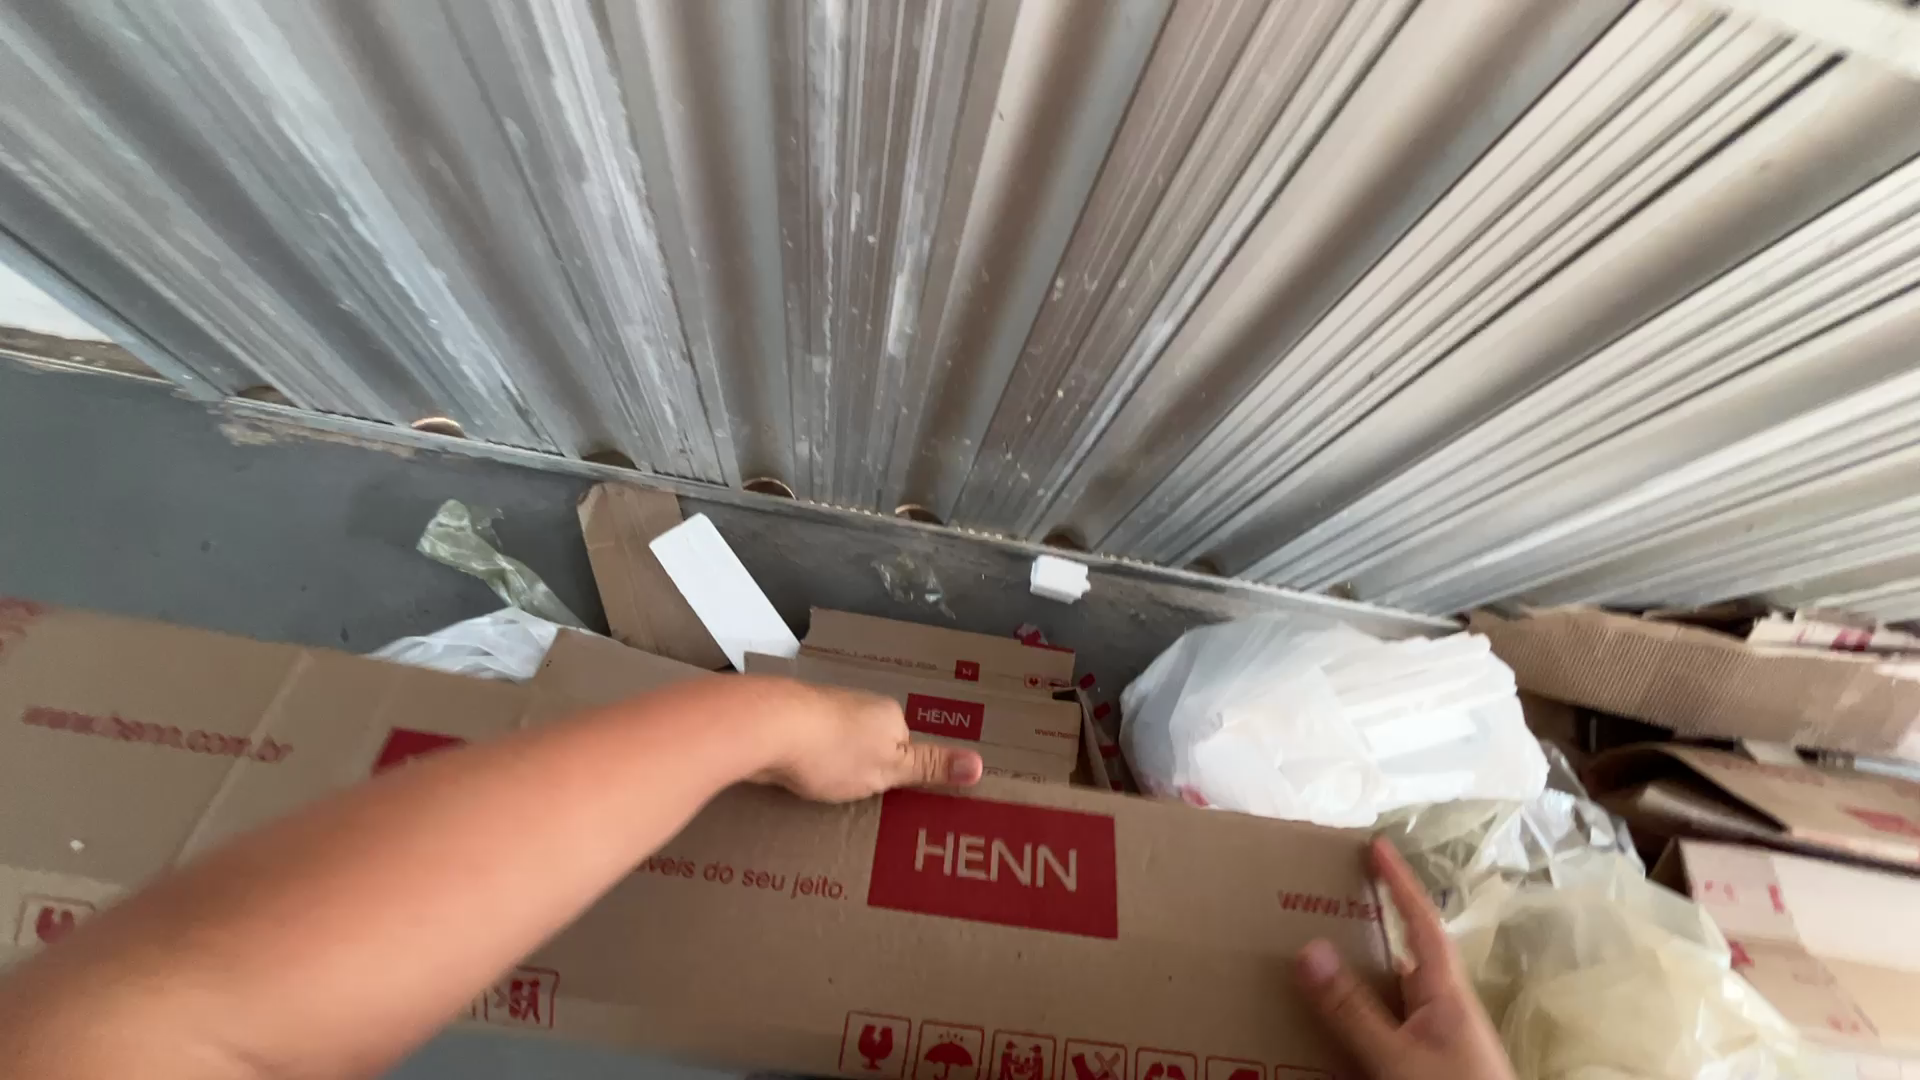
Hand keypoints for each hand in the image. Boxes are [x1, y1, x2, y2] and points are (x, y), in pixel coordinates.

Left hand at [753, 681, 983, 801]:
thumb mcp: (890, 767)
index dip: (898, 770)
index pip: (903, 743)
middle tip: (857, 805)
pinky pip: (805, 748)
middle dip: (862, 767)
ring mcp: (819, 711)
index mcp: (886, 713)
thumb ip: (931, 767)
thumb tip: (981, 765)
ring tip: (822, 799)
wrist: (767, 727)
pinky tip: (794, 783)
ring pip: (834, 744)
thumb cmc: (836, 751)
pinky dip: (803, 765)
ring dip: (829, 766)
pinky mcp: (788, 721)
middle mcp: (855, 705)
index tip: (892, 797)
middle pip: (868, 741)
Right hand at [1295, 837, 1514, 1079]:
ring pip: (1388, 994)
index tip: (1377, 844)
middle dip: (1363, 925)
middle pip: (1399, 955)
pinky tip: (1327, 1023)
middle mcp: (1442, 1011)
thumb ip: (1354, 1008)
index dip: (1400, 882)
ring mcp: (1436, 1041)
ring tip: (1310, 958)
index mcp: (1446, 995)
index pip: (1421, 923)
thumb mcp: (1399, 1058)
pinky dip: (1354, 1015)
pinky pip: (1382, 1026)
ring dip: (1354, 975)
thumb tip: (1307, 946)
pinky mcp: (1423, 1065)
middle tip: (1321, 900)